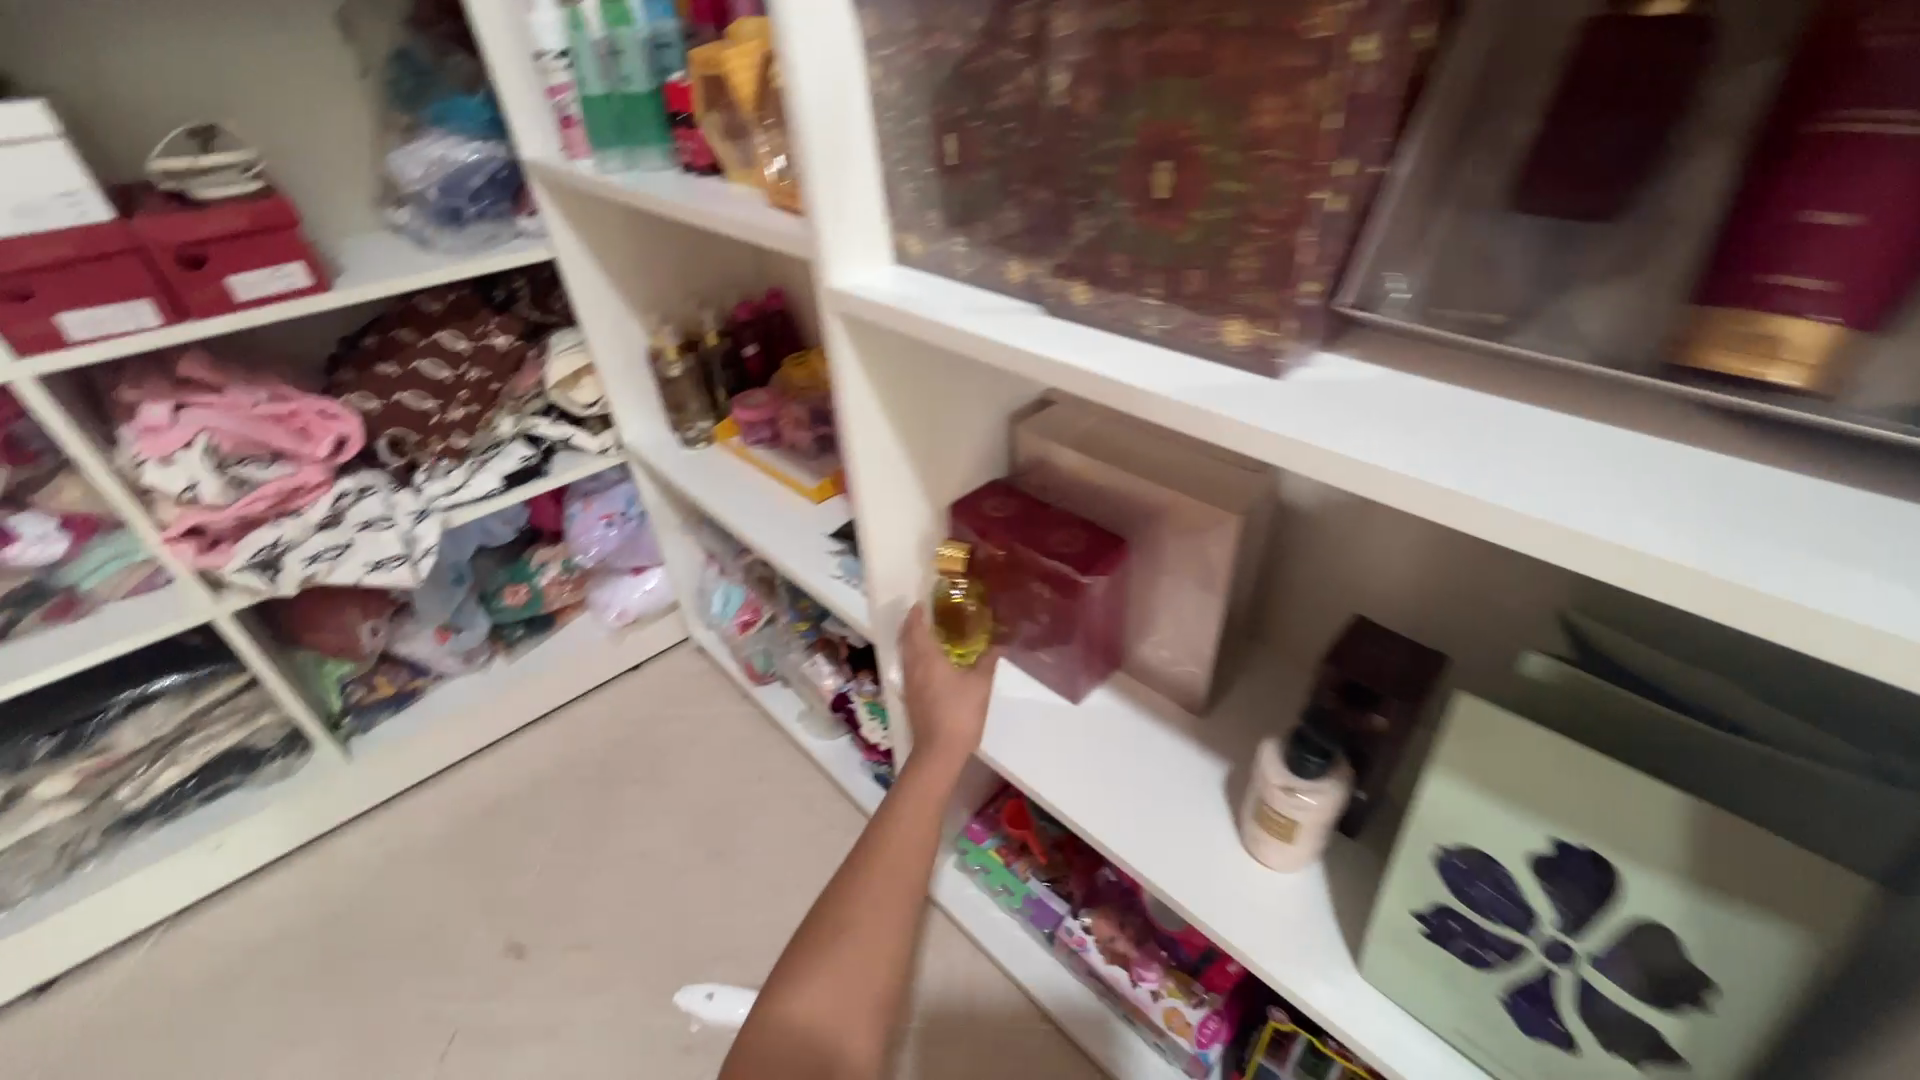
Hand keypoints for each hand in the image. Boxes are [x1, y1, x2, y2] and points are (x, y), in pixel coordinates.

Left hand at [897, 602, 995, 772]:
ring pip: (905, 655)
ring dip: (911, 642)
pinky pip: (908, 669)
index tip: (920, 604)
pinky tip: (927, 664)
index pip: (916, 629)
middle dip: (911, 626)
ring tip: (924, 635)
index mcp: (926, 658)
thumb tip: (999, 645)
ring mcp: (908, 685)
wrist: (939, 751)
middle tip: (922, 616)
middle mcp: (912, 667)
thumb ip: (988, 662)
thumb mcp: (980, 684)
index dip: (916, 615)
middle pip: (906, 640)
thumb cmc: (960, 712)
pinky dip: (914, 658)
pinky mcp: (910, 699)